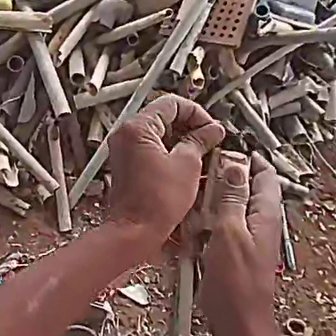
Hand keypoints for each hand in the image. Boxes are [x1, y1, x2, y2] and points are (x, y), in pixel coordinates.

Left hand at [105, 94, 225, 243]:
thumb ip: (200, 141)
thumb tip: (211, 131)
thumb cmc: (154, 204)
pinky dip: (170, 153)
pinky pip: (151, 149)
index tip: (210, 128)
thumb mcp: (187, 165)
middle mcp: (126, 135)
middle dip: (190, 127)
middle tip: (209, 141)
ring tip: (201, 155)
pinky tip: (186, 167)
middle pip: (163, 116)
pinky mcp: (127, 165)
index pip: (172, 104)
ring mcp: (124, 150)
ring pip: (158, 133)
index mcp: (138, 128)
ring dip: (181, 141)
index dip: (197, 113)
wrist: (134, 232)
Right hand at [200, 151, 281, 330]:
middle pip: (245, 189)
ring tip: (196, 202)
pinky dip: (208, 225)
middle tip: (203, 176)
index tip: (224, 149)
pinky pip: (222, 229)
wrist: (238, 325)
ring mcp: (249, 239)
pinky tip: (194, 231)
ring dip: (214, 203)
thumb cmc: (237, 286)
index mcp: (266, 214)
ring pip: (231, 209)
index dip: (247, 158)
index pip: (264, 174)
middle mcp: (261, 224)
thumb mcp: (230, 232)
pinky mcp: (235, 253)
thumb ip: (232, 198)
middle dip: (224, 180)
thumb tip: (235, 165)